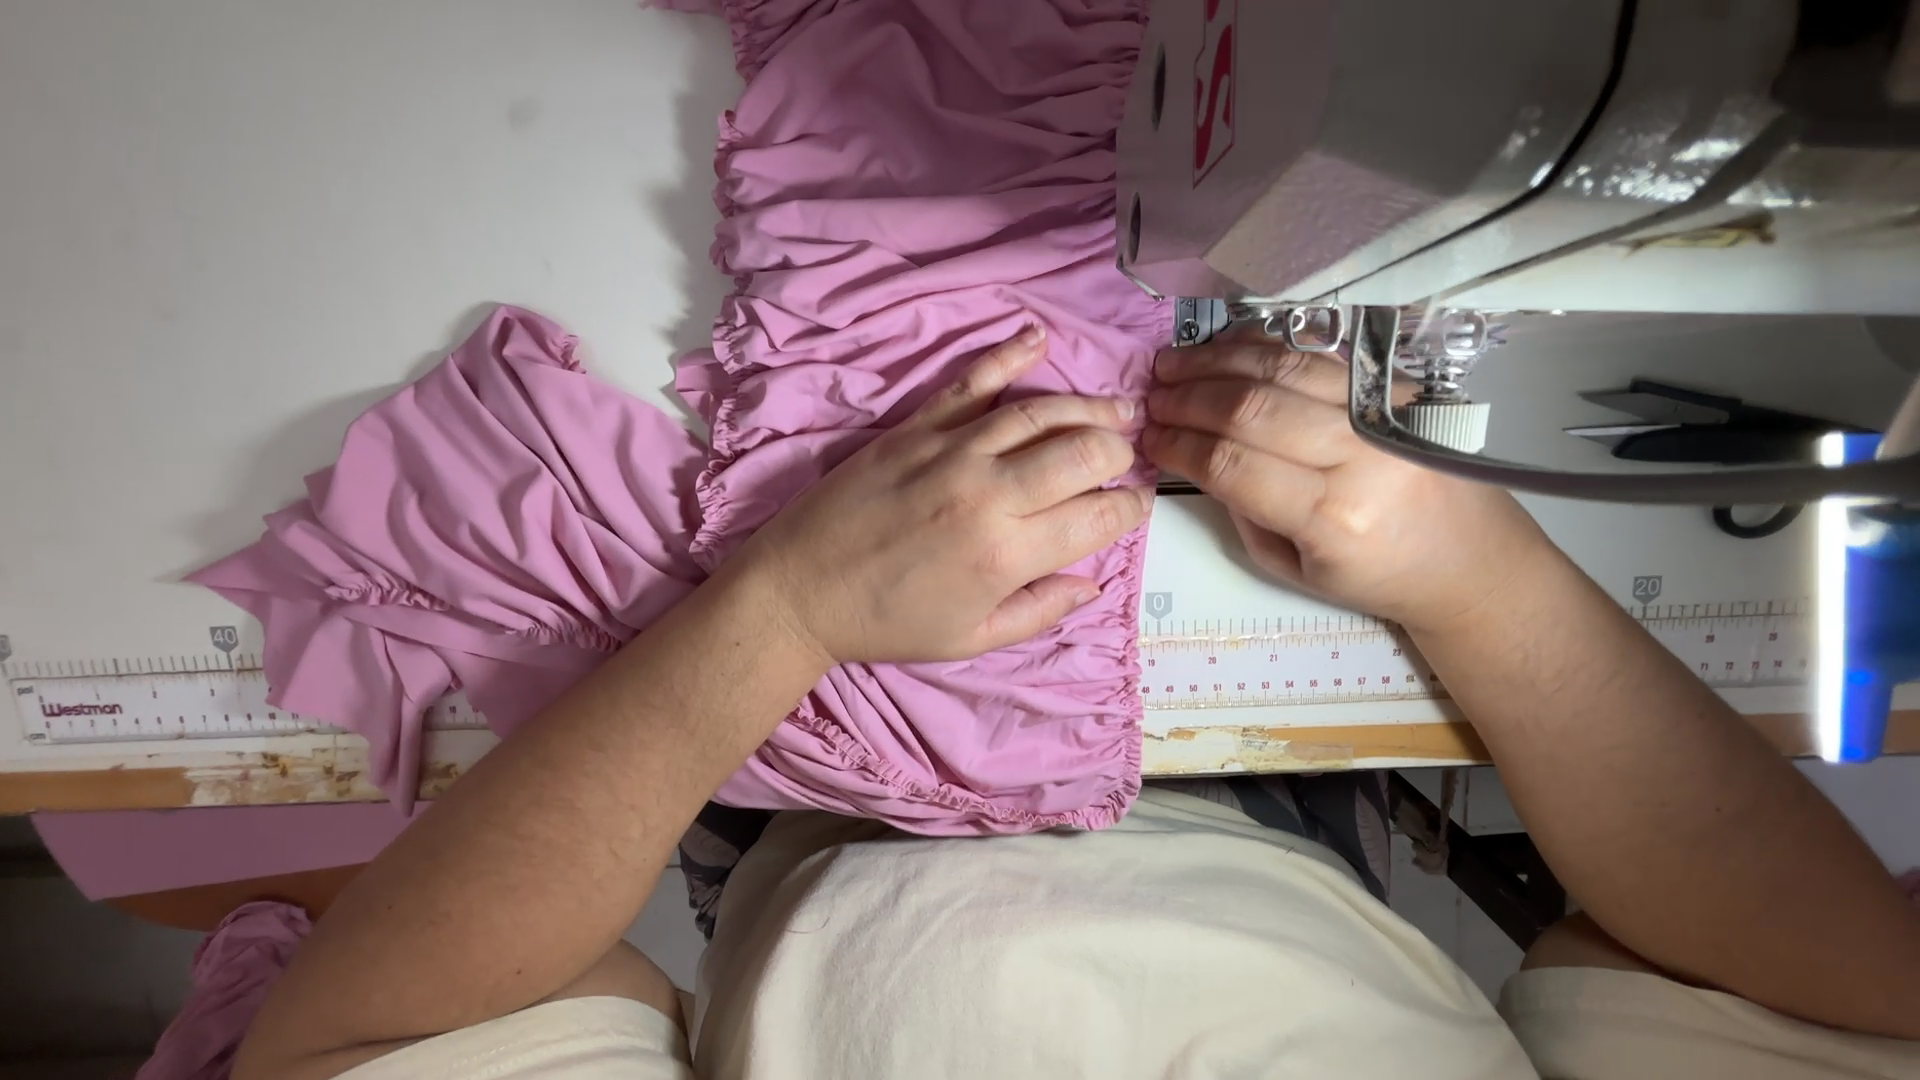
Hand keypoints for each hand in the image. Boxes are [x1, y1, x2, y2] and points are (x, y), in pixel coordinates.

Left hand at [737, 324, 1151, 664]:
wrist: (802, 590)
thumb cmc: (888, 622)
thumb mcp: (972, 639)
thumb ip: (1039, 610)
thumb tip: (1093, 581)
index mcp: (1006, 556)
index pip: (1097, 517)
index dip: (1129, 509)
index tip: (1135, 506)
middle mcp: (988, 495)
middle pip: (1082, 453)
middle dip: (1119, 452)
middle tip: (1128, 457)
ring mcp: (950, 452)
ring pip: (1040, 412)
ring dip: (1088, 406)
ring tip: (1119, 408)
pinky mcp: (915, 428)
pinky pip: (971, 382)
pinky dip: (1008, 355)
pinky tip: (1040, 339)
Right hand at [1140, 331, 1555, 633]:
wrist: (1469, 558)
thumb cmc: (1372, 575)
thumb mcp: (1292, 566)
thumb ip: (1241, 509)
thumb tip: (1197, 454)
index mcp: (1332, 517)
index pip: (1232, 465)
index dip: (1179, 445)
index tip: (1147, 438)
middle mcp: (1360, 457)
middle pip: (1251, 409)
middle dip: (1188, 399)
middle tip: (1150, 397)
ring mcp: (1382, 414)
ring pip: (1281, 369)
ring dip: (1215, 361)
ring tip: (1172, 364)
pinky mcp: (1396, 388)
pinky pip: (1316, 355)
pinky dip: (1261, 346)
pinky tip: (1223, 349)